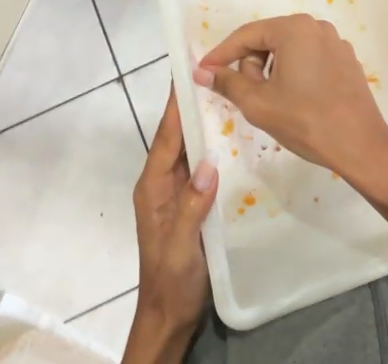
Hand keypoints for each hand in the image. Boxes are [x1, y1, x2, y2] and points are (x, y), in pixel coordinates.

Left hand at [126, 91, 216, 360]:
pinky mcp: (191, 204)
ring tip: (228, 95)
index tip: (187, 71)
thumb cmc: (171, 281)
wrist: (169, 315)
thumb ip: (191, 207)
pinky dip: (214, 149)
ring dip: (204, 124)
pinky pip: (201, 168)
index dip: (176, 105)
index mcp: (153, 186)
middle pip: (177, 136)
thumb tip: (209, 164)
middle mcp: (162, 183)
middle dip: (191, 105)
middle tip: (215, 72)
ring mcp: (176, 193)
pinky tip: (234, 141)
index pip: (166, 137)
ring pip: (190, 149)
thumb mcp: (181, 246)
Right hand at [193, 14, 387, 181]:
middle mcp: (316, 27)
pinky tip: (296, 102)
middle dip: (252, 67)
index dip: (221, 54)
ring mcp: (335, 43)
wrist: (362, 147)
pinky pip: (309, 59)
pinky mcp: (346, 61)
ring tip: (274, 103)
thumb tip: (202, 72)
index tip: (203, 71)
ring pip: (288, 51)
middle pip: (268, 40)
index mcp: (294, 29)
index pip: (246, 35)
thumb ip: (227, 82)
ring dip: (273, 72)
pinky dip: (295, 75)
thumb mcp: (258, 103)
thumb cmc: (306, 121)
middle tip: (248, 98)